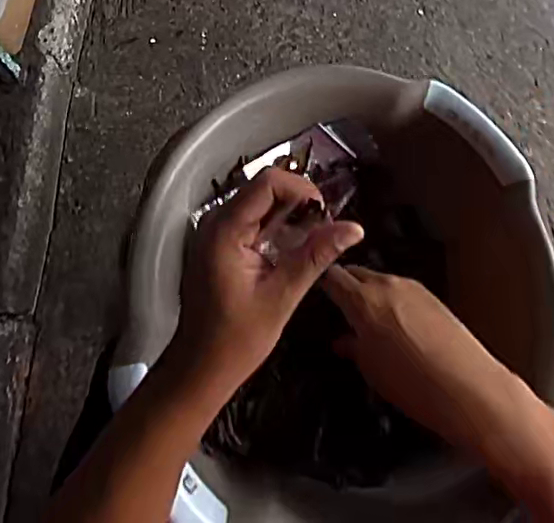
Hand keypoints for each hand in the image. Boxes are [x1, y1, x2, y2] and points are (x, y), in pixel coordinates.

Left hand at [170, 168, 363, 393]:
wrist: (199, 371)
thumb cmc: (236, 340)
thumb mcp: (283, 296)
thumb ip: (317, 255)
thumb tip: (354, 228)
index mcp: (226, 231)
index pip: (268, 183)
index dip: (301, 190)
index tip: (323, 214)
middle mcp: (217, 222)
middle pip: (265, 187)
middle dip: (299, 201)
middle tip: (323, 227)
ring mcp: (217, 231)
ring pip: (262, 201)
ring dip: (291, 213)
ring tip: (313, 238)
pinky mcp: (222, 242)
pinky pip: (255, 218)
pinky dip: (278, 225)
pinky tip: (294, 247)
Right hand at [320, 266, 526, 453]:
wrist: (466, 385)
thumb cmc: (415, 385)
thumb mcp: (372, 370)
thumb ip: (353, 348)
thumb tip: (344, 341)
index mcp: (364, 300)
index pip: (333, 277)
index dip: (320, 280)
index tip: (311, 286)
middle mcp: (387, 285)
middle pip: (356, 272)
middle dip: (343, 284)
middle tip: (333, 303)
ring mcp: (411, 287)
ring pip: (379, 280)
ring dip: (367, 292)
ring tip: (361, 317)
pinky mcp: (430, 295)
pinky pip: (400, 290)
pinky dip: (389, 299)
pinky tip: (390, 323)